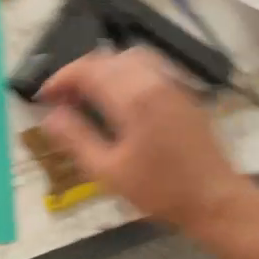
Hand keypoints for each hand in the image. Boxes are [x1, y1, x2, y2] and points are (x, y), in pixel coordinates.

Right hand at [38, 49, 258, 232]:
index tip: (43, 97)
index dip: (60, 79)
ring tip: (88, 95)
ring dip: (102, 69)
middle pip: (107, 59)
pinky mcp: (183, 93)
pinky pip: (148, 67)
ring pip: (129, 58)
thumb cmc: (160, 190)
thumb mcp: (108, 171)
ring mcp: (171, 84)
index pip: (87, 70)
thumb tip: (50, 116)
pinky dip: (124, 72)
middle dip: (78, 73)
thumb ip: (76, 138)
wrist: (215, 199)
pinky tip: (118, 99)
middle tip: (62, 99)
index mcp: (132, 98)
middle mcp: (152, 81)